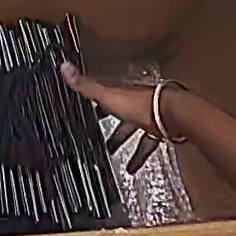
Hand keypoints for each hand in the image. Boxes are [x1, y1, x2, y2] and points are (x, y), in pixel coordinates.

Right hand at [60, 62, 189, 172]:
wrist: (172, 114)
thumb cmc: (139, 104)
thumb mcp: (107, 97)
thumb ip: (86, 86)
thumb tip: (63, 66)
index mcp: (119, 94)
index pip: (101, 95)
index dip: (91, 100)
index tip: (80, 105)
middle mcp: (132, 103)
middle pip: (116, 114)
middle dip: (106, 124)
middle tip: (94, 136)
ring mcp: (146, 117)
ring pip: (131, 130)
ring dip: (121, 142)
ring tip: (110, 157)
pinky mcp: (157, 131)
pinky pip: (145, 144)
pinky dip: (138, 156)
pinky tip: (132, 169)